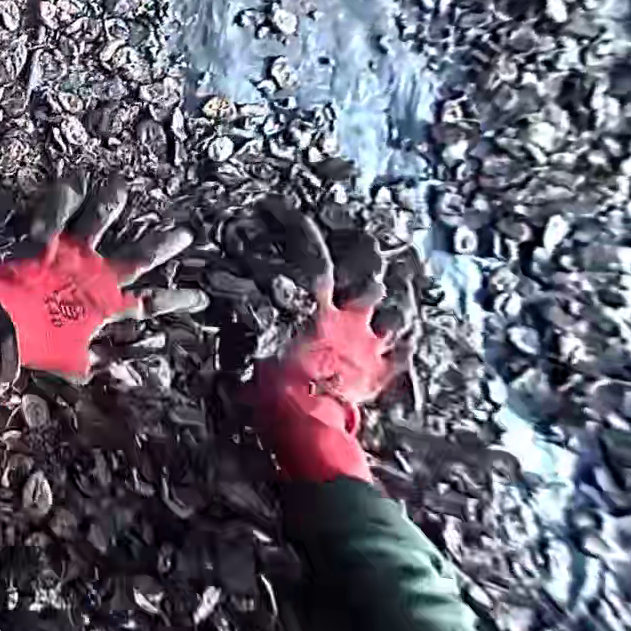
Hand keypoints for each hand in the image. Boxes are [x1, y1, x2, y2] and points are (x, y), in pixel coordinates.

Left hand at [0, 173, 206, 381]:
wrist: (3, 325)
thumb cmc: (37, 344)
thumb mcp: (72, 361)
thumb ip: (97, 363)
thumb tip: (120, 375)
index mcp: (106, 307)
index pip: (150, 304)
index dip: (175, 300)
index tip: (199, 297)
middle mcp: (95, 276)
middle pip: (137, 256)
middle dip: (162, 244)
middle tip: (183, 233)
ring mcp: (71, 256)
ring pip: (99, 223)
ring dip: (112, 203)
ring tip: (121, 184)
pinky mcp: (45, 243)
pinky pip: (56, 214)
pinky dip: (65, 196)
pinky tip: (72, 178)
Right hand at [247, 201, 415, 482]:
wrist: (308, 424)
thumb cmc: (270, 382)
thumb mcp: (245, 339)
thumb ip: (242, 309)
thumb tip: (220, 280)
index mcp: (313, 306)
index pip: (308, 254)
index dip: (294, 226)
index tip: (276, 207)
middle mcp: (350, 317)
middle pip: (366, 272)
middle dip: (362, 248)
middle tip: (360, 228)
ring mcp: (372, 341)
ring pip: (395, 302)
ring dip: (395, 281)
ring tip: (398, 264)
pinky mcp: (384, 364)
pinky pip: (406, 339)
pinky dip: (408, 324)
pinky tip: (410, 314)